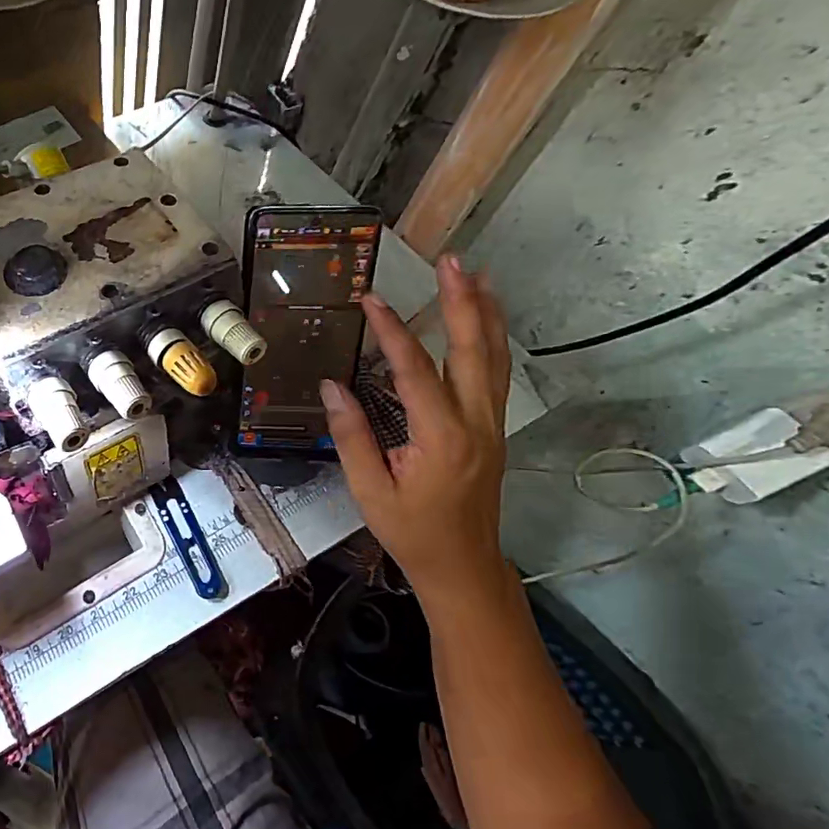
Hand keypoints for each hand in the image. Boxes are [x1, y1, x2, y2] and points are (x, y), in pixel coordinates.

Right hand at [321, 256, 511, 595]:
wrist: (463, 567)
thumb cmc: (412, 533)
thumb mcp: (369, 491)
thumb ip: (352, 435)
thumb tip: (332, 387)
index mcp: (442, 438)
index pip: (415, 371)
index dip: (393, 332)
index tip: (372, 300)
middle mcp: (476, 423)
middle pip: (473, 351)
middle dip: (461, 302)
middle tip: (452, 261)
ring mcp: (492, 425)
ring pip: (494, 358)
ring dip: (485, 313)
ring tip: (476, 275)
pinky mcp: (494, 429)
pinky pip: (496, 374)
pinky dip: (492, 339)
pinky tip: (485, 322)